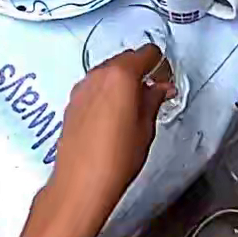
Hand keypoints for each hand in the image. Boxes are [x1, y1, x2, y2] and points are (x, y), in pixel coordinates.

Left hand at [37, 44, 173, 236]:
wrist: (80, 183)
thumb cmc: (117, 157)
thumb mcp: (146, 127)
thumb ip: (154, 99)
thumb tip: (161, 88)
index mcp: (121, 74)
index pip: (147, 53)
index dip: (160, 65)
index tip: (165, 81)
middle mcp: (99, 74)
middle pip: (126, 59)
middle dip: (142, 72)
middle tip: (153, 94)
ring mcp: (83, 86)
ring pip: (109, 72)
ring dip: (123, 82)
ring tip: (133, 109)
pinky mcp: (72, 101)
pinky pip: (95, 86)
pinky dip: (106, 92)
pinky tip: (113, 117)